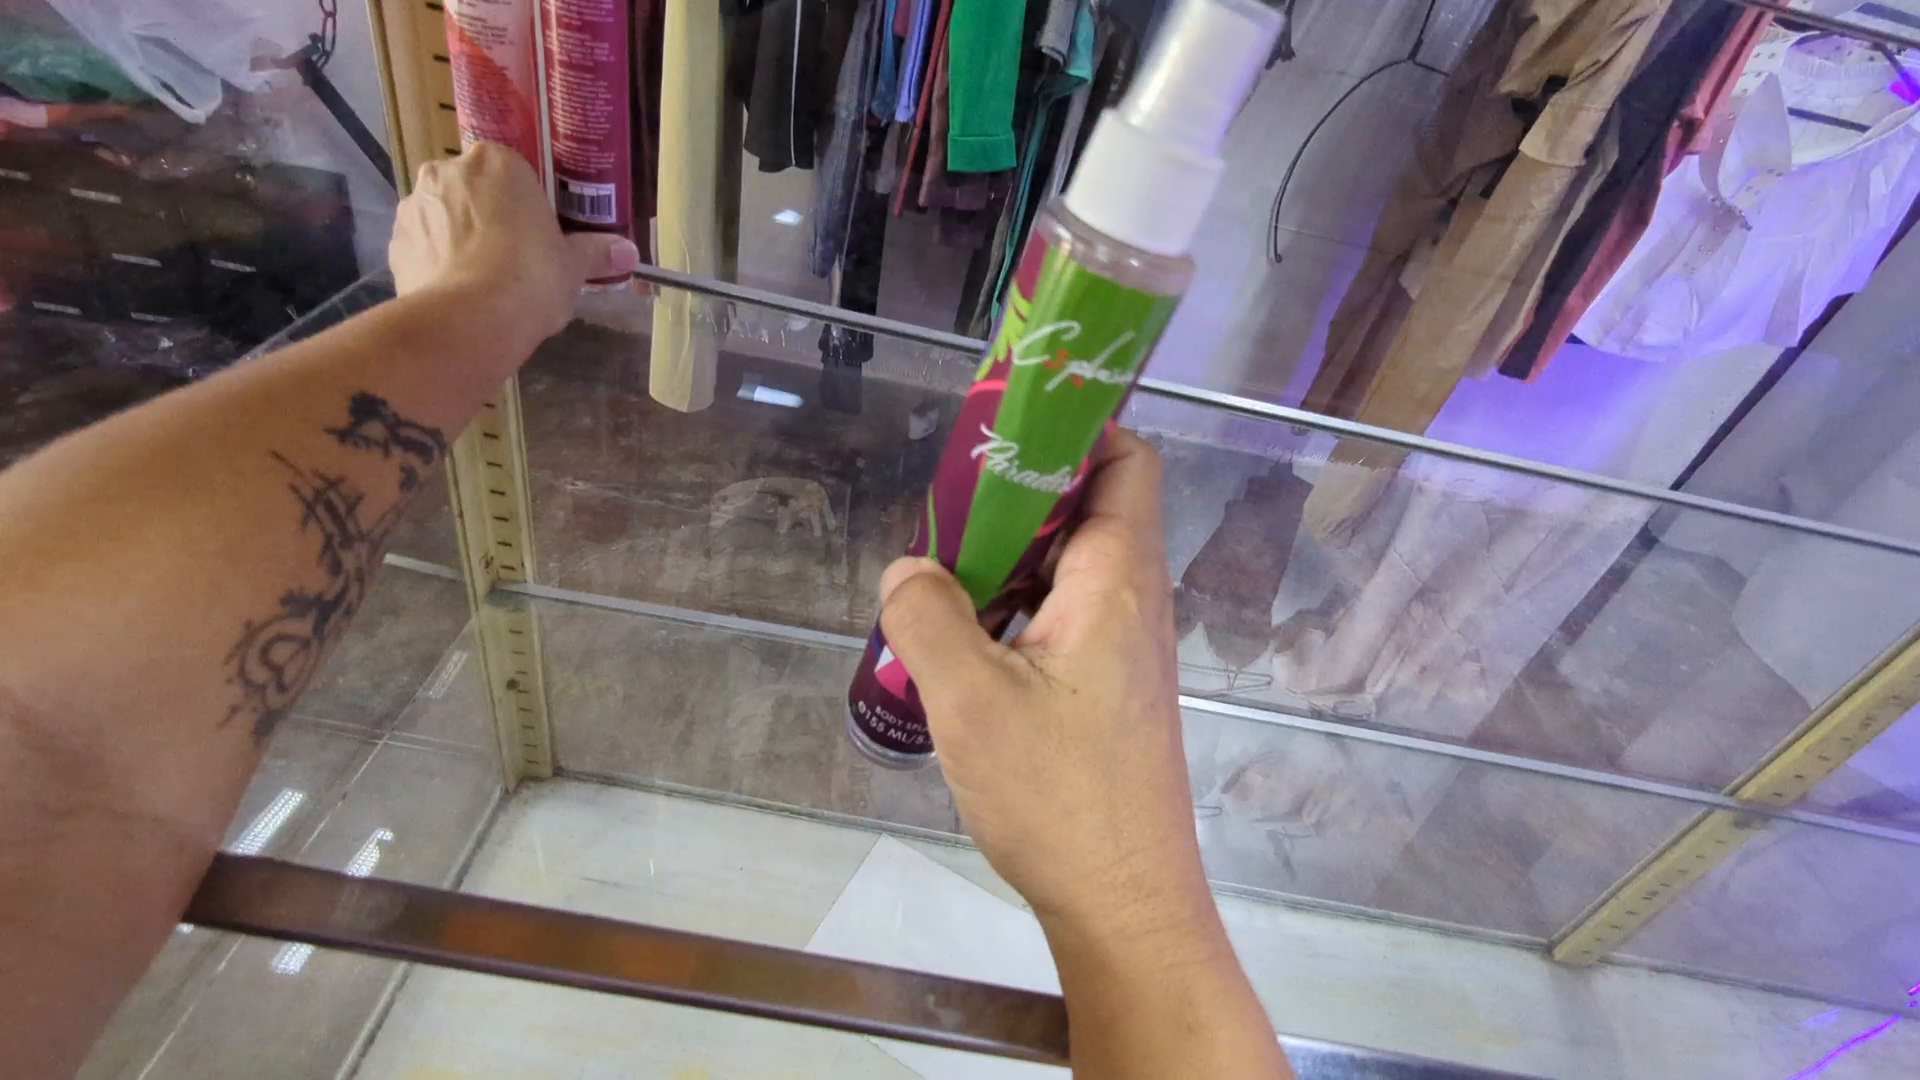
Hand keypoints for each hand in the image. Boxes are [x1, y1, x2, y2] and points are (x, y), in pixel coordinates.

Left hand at [388, 142, 639, 343]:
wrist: (472, 318)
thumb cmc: (532, 277)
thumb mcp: (574, 267)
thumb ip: (597, 253)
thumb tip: (628, 252)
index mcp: (498, 163)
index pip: (516, 171)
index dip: (530, 204)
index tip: (542, 235)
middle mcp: (447, 171)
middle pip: (476, 190)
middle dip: (492, 217)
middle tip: (519, 259)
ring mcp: (415, 205)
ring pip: (446, 217)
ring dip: (463, 239)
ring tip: (489, 283)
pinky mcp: (396, 242)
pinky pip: (426, 247)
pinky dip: (441, 263)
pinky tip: (464, 294)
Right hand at [878, 432, 1210, 936]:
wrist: (1123, 904)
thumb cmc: (1057, 796)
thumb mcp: (970, 700)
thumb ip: (928, 615)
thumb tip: (907, 567)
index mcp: (1117, 579)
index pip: (1126, 463)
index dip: (1079, 429)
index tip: (1007, 432)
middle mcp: (1133, 602)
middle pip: (1088, 509)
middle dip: (1019, 497)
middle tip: (947, 511)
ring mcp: (1124, 648)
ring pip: (1068, 568)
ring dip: (1010, 559)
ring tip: (942, 574)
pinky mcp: (1108, 687)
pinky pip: (1062, 616)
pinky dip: (1016, 606)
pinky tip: (964, 639)